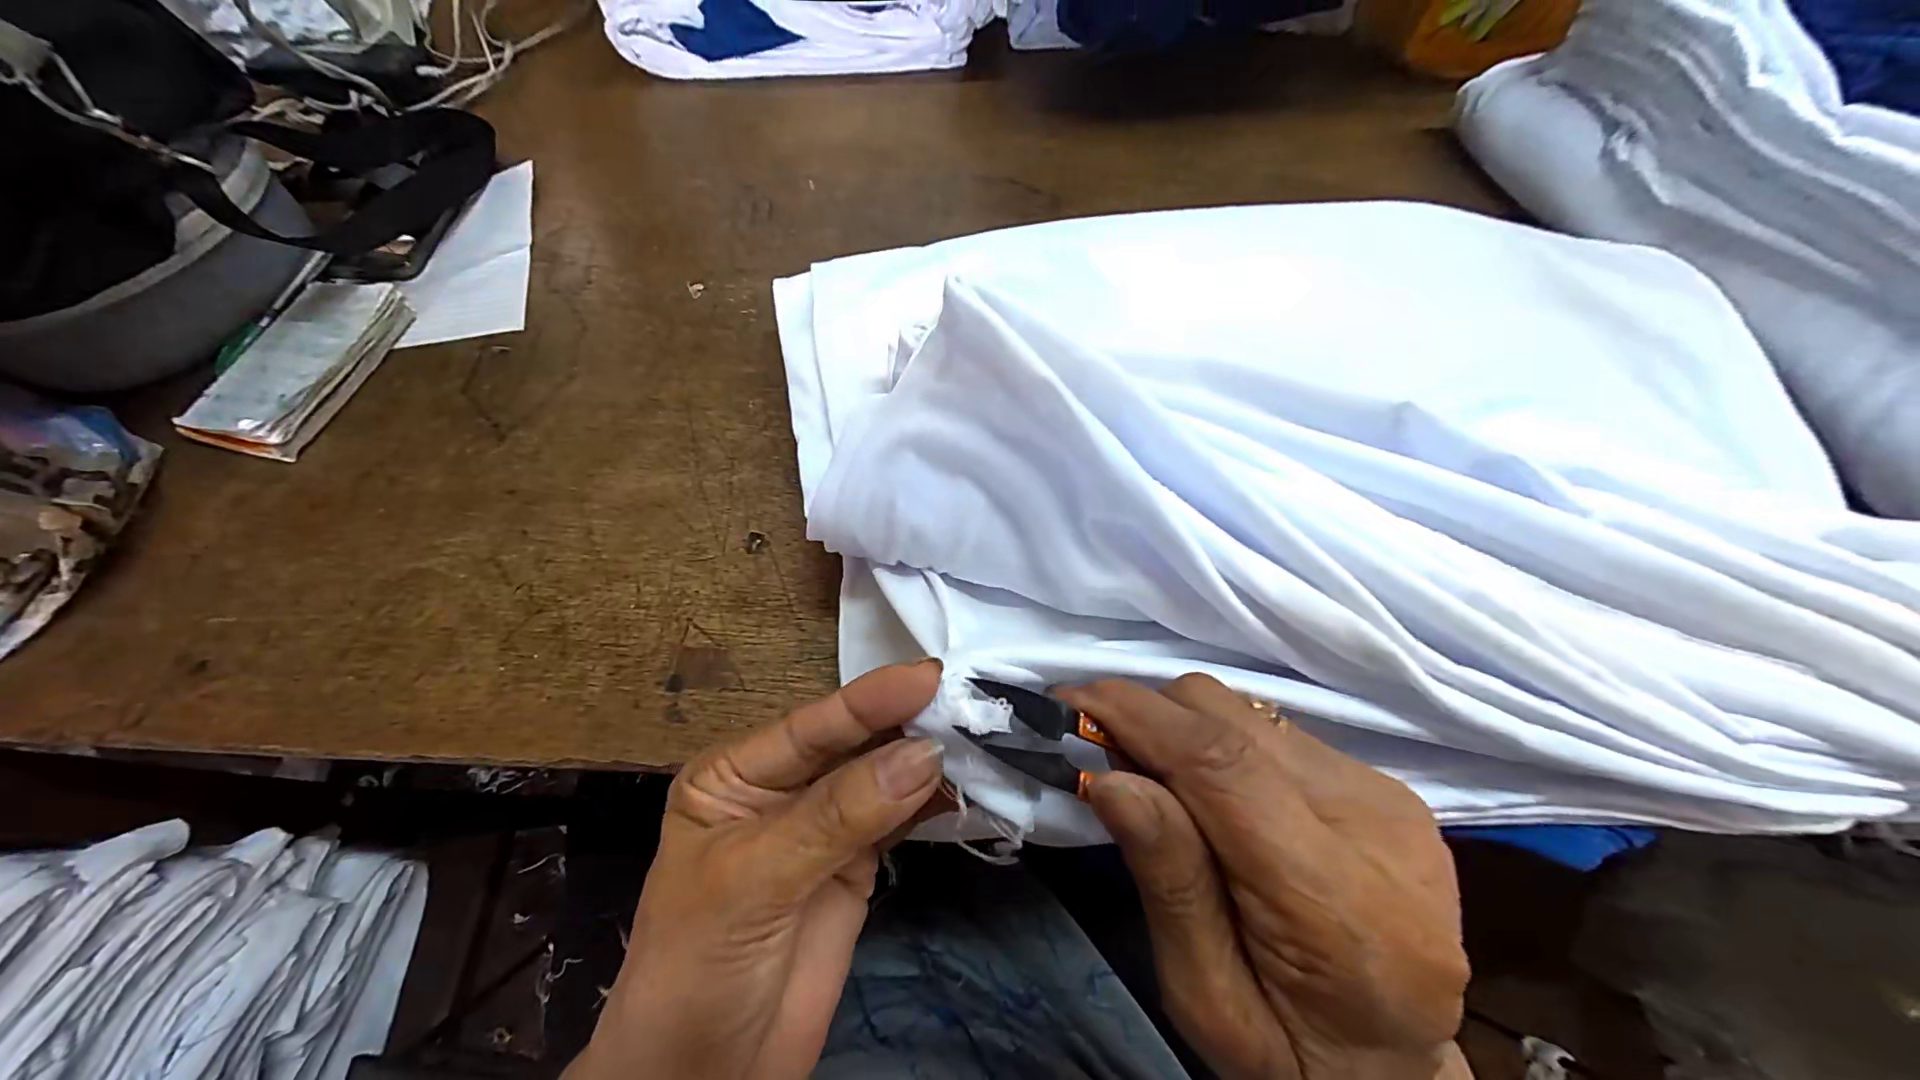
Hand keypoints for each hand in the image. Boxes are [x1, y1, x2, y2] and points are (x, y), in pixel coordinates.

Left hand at [566, 660, 945, 1079]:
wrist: (707, 1077)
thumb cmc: (698, 967)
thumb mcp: (755, 880)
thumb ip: (837, 815)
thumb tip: (922, 755)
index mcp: (736, 774)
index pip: (810, 725)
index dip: (870, 699)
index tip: (930, 676)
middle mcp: (783, 787)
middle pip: (854, 743)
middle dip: (907, 721)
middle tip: (969, 700)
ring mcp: (825, 824)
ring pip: (884, 775)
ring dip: (929, 758)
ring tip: (980, 734)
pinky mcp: (858, 862)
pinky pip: (903, 818)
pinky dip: (936, 801)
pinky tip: (968, 784)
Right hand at [1059, 674, 1470, 1079]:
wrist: (1397, 1068)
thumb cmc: (1290, 1054)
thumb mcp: (1207, 1000)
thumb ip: (1168, 883)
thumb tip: (1109, 778)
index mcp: (1336, 902)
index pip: (1223, 766)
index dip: (1138, 718)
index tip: (1068, 703)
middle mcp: (1373, 826)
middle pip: (1230, 718)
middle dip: (1148, 718)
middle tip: (1099, 753)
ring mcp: (1384, 796)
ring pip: (1246, 711)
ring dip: (1181, 728)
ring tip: (1153, 777)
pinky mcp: (1380, 784)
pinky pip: (1270, 729)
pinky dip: (1217, 742)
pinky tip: (1209, 792)